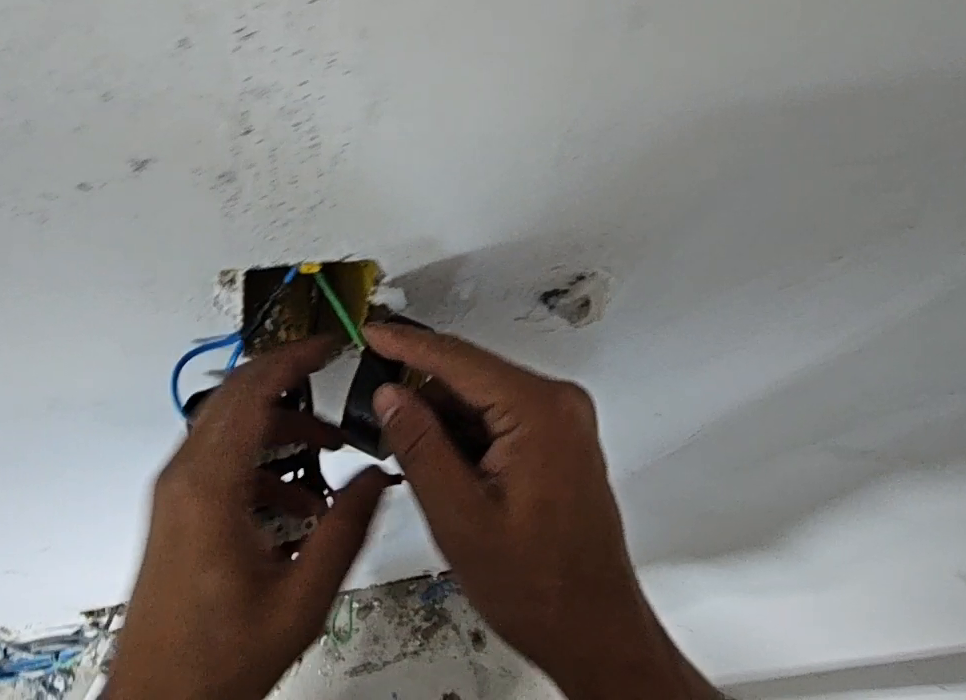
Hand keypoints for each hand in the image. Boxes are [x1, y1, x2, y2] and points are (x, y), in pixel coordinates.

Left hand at [105, 337, 396, 699]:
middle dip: (291, 383)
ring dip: (280, 427)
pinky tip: (299, 501)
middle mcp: (184, 475)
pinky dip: (261, 460)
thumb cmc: (220, 659)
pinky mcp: (176, 509)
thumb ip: (345, 530)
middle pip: (237, 397)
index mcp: (210, 485)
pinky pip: (221, 459)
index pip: (253, 392)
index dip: (294, 359)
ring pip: (230, 427)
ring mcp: (175, 491)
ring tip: (330, 450)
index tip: (332, 345)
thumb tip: (380, 477)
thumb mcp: (301, 599)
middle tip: (335, 380)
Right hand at [366, 324, 720, 699]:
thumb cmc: (538, 588)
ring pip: (481, 399)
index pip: (458, 359)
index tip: (371, 333)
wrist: (594, 632)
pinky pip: (499, 418)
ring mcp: (562, 420)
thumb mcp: (459, 518)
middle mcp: (558, 404)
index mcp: (539, 412)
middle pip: (470, 377)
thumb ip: (420, 446)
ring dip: (444, 423)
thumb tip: (390, 394)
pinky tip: (450, 473)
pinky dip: (467, 437)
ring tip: (421, 468)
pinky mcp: (558, 439)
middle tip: (382, 424)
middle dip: (423, 398)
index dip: (406, 344)